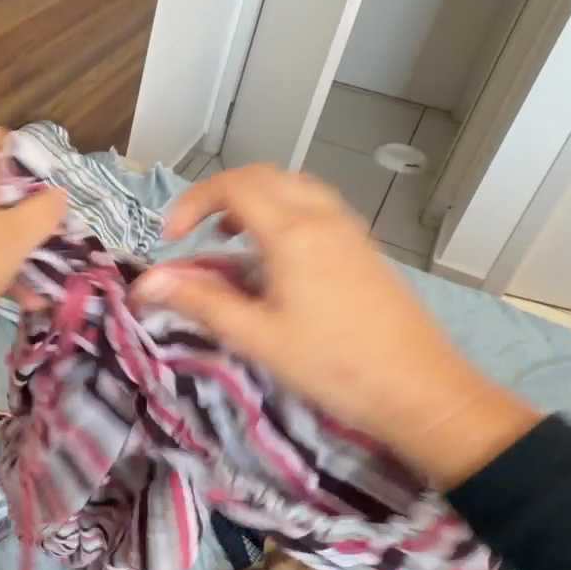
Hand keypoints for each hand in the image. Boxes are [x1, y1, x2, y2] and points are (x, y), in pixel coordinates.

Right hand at [132, 165, 537, 486]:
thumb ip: (200, 302)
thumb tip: (146, 282)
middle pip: (262, 176)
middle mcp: (322, 218)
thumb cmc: (335, 366)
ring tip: (228, 236)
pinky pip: (314, 206)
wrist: (424, 393)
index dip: (192, 202)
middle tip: (194, 231)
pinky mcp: (363, 249)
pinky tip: (273, 256)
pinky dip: (280, 211)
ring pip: (292, 186)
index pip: (233, 185)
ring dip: (252, 199)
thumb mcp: (257, 338)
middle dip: (218, 194)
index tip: (171, 238)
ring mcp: (349, 231)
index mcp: (293, 233)